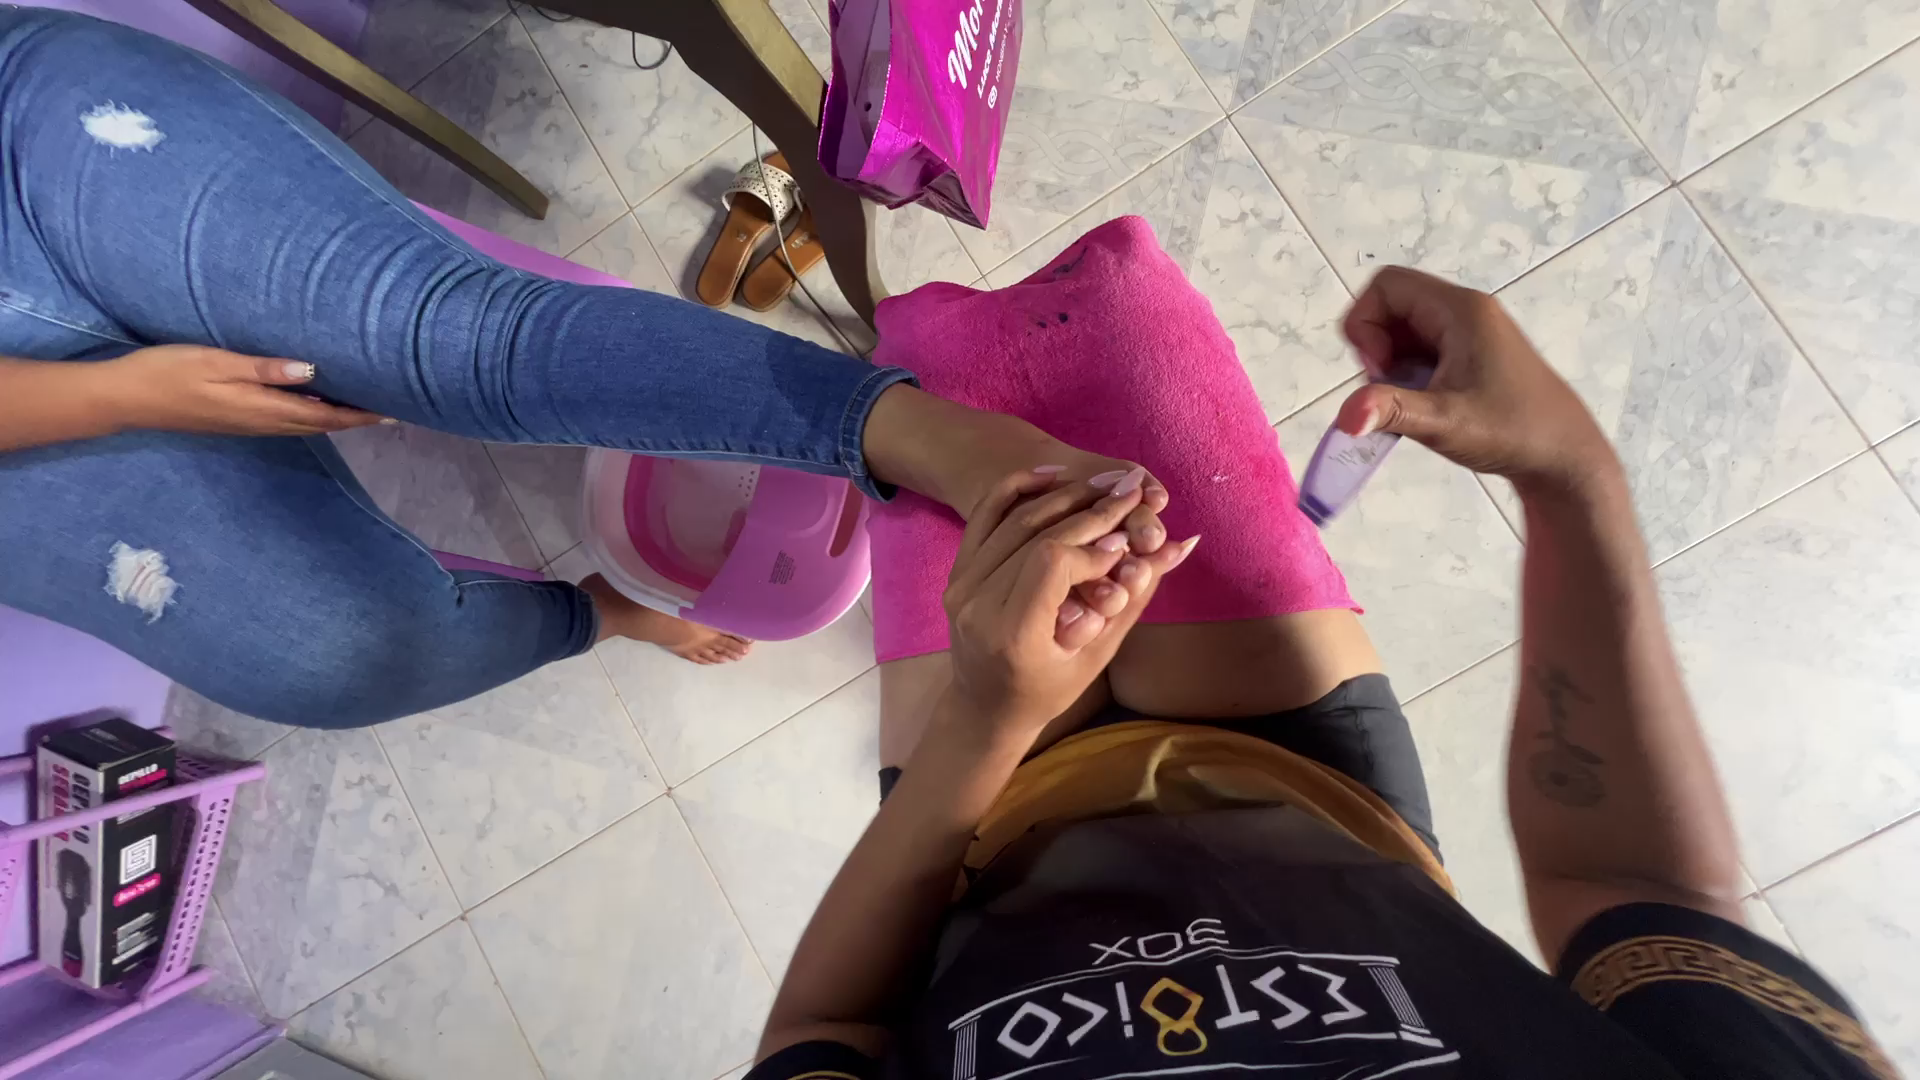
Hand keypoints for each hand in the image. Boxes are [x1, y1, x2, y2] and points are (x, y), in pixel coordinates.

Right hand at [102, 345, 390, 435]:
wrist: (122, 399)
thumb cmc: (166, 374)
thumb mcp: (215, 363)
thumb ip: (265, 368)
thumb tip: (313, 370)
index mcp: (269, 409)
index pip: (331, 416)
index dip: (365, 415)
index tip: (396, 411)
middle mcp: (270, 423)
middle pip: (328, 424)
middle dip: (361, 418)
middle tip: (393, 408)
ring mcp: (256, 425)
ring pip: (312, 425)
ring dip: (341, 419)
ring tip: (368, 407)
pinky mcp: (244, 422)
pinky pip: (294, 422)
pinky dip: (318, 416)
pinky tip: (324, 405)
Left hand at [943, 469, 1199, 734]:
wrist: (984, 706)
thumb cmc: (1048, 691)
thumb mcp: (1097, 654)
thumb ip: (1135, 597)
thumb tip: (1181, 544)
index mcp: (1011, 634)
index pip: (1052, 562)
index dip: (1093, 544)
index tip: (1126, 541)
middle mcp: (976, 603)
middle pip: (1036, 535)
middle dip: (1090, 510)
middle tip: (1132, 491)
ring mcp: (961, 584)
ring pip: (1014, 519)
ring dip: (1063, 494)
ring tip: (1105, 482)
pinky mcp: (958, 571)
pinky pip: (984, 516)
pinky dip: (1016, 489)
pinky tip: (1053, 473)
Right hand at [1335, 267, 1617, 496]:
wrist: (1562, 456)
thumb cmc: (1511, 431)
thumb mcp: (1445, 422)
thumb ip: (1392, 411)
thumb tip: (1345, 417)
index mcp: (1460, 311)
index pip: (1386, 286)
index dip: (1366, 323)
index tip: (1378, 368)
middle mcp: (1461, 313)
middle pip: (1389, 306)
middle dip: (1372, 346)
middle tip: (1387, 387)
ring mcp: (1463, 334)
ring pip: (1398, 330)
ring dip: (1385, 364)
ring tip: (1404, 400)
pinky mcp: (1462, 356)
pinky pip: (1413, 350)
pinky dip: (1400, 375)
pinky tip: (1415, 405)